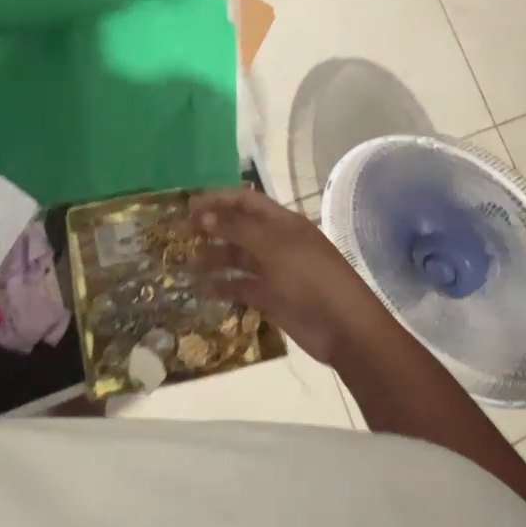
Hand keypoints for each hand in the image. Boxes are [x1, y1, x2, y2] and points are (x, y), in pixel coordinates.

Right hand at [190, 188, 388, 365]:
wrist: (343, 327)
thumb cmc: (310, 276)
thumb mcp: (273, 246)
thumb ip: (237, 229)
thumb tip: (203, 214)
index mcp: (282, 222)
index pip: (246, 201)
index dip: (219, 200)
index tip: (189, 206)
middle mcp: (277, 243)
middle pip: (240, 228)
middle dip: (213, 228)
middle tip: (182, 235)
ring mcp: (275, 271)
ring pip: (239, 258)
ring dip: (215, 256)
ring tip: (189, 262)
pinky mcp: (272, 298)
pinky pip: (242, 287)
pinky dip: (224, 286)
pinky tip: (204, 288)